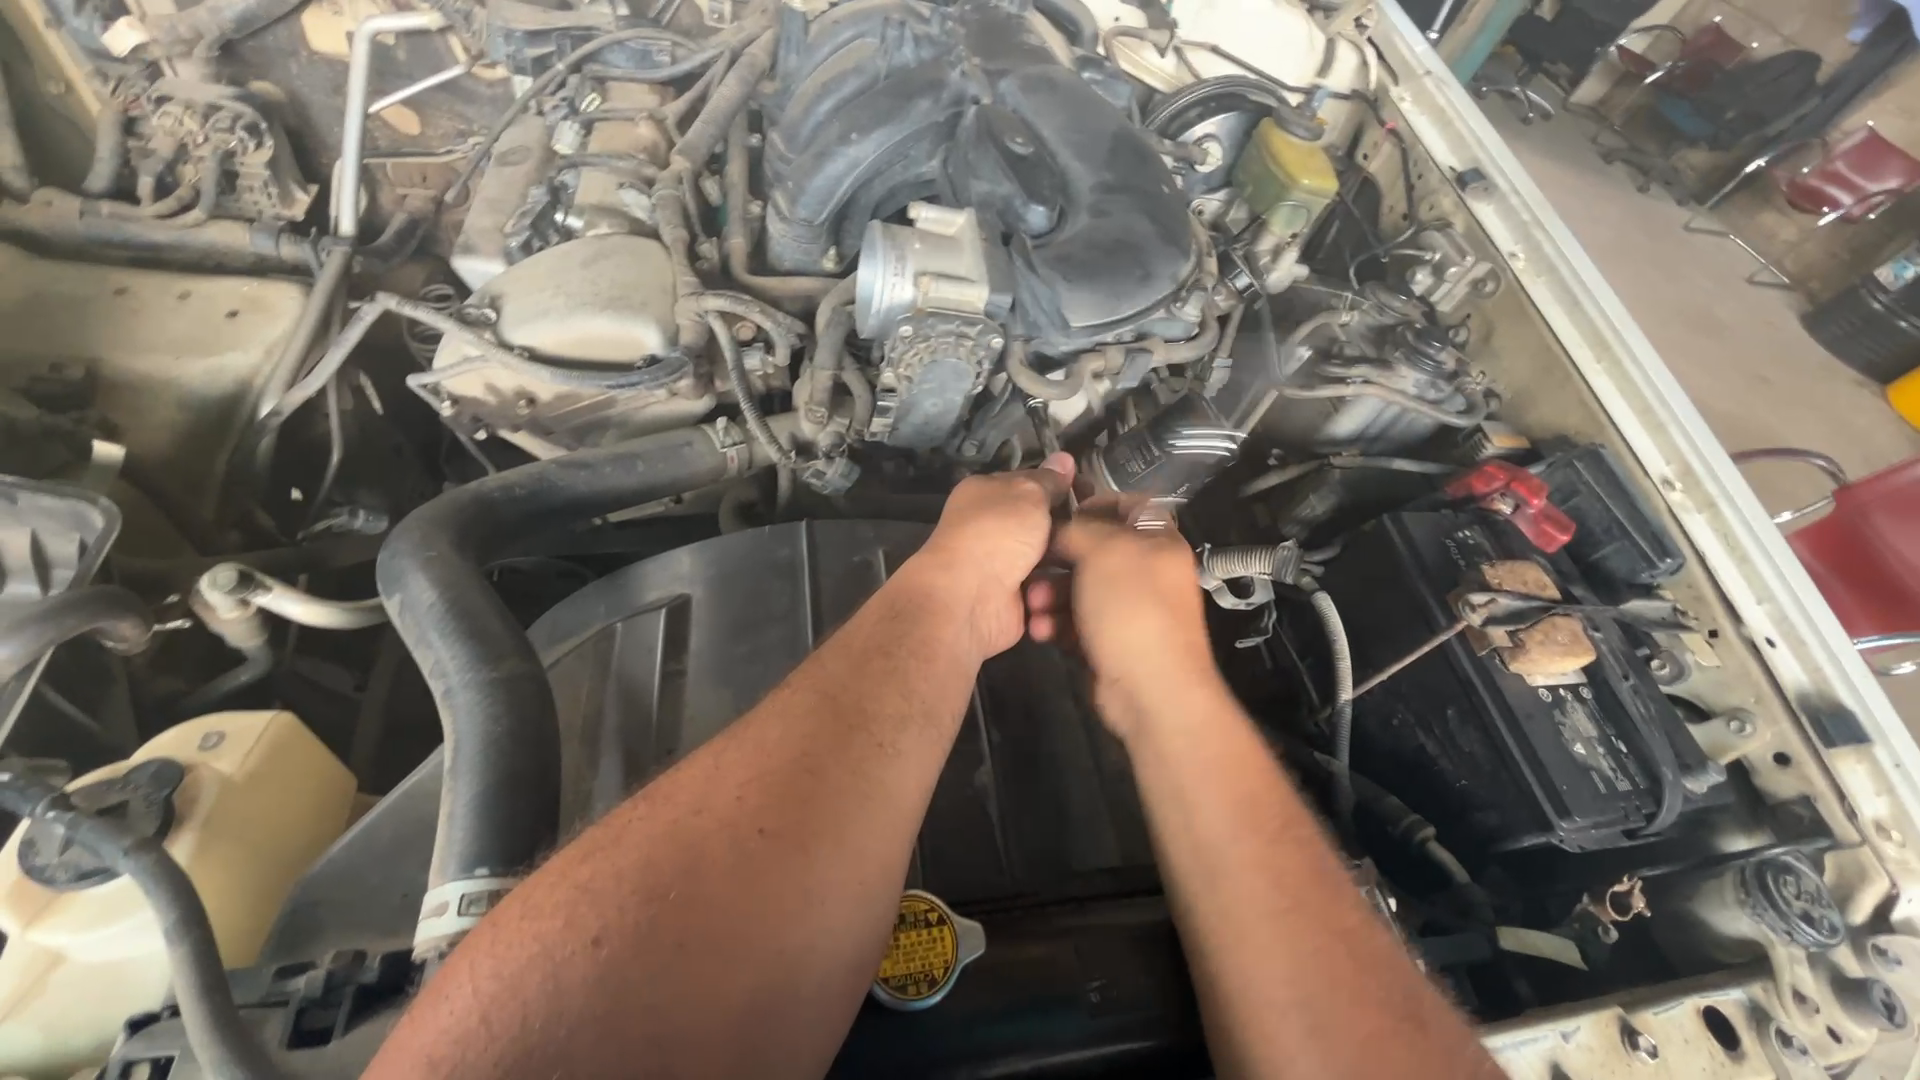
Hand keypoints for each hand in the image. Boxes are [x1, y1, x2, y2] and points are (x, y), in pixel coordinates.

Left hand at [899, 453, 1074, 661]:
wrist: (968, 599)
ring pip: (1053, 568)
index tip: (1093, 494)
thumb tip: (1063, 458)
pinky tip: (1064, 599)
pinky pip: (1048, 601)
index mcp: (988, 496)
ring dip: (1065, 575)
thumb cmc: (996, 534)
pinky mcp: (1014, 605)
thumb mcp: (1027, 494)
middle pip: (1046, 530)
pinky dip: (1056, 603)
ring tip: (1076, 575)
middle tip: (1097, 538)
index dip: (1063, 489)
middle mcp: (994, 532)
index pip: (1032, 487)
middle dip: (1069, 536)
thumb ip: (1049, 480)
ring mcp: (1004, 571)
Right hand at [1025, 502, 1228, 740]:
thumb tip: (1064, 530)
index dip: (1096, 504)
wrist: (1150, 691)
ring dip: (1051, 595)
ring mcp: (1128, 610)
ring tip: (1034, 606)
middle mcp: (1146, 573)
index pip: (1130, 507)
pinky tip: (1041, 631)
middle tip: (1034, 565)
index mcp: (1158, 542)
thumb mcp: (1105, 551)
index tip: (1062, 512)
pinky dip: (1057, 624)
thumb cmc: (1132, 608)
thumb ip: (1080, 528)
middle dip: (1059, 559)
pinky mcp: (1109, 642)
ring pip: (1080, 589)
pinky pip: (1076, 623)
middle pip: (1095, 551)